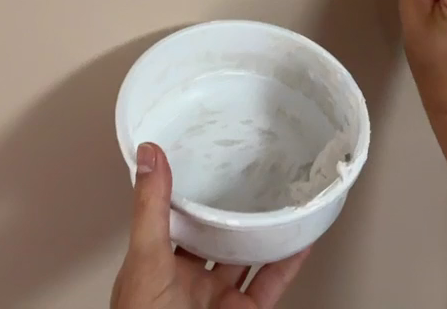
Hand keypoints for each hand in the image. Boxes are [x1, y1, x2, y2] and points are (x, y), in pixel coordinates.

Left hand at [110, 143, 309, 308]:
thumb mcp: (145, 260)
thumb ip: (151, 208)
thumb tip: (149, 154)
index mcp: (157, 263)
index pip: (174, 213)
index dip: (188, 185)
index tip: (204, 152)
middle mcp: (188, 279)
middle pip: (214, 233)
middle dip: (230, 205)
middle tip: (251, 168)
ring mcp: (217, 300)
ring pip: (246, 255)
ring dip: (264, 229)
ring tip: (282, 194)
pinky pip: (270, 284)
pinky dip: (288, 261)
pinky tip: (301, 238)